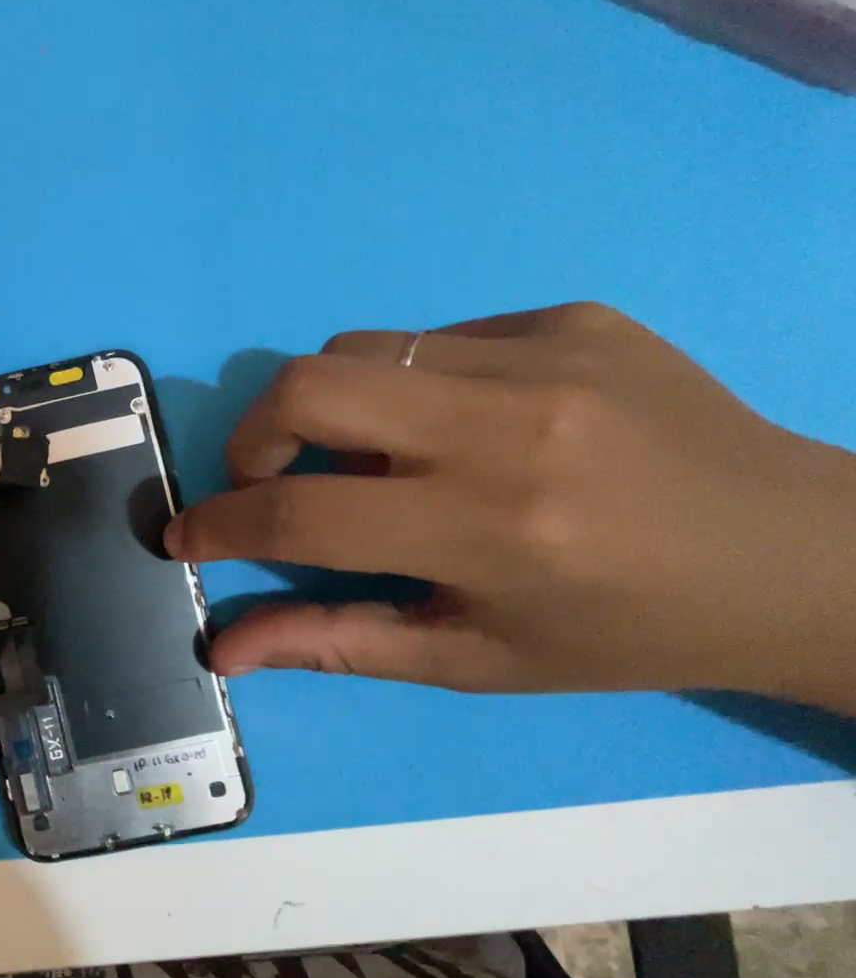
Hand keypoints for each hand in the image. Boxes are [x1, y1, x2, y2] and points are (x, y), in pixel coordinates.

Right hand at [166, 302, 855, 705]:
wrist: (804, 557)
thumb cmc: (622, 631)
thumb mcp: (470, 658)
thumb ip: (335, 642)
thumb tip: (222, 648)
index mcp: (489, 531)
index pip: (300, 514)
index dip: (218, 525)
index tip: (185, 535)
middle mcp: (512, 427)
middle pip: (310, 386)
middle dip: (253, 436)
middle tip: (268, 480)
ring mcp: (548, 356)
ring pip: (360, 349)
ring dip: (327, 406)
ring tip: (367, 456)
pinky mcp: (573, 318)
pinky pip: (435, 340)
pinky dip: (409, 387)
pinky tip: (461, 428)